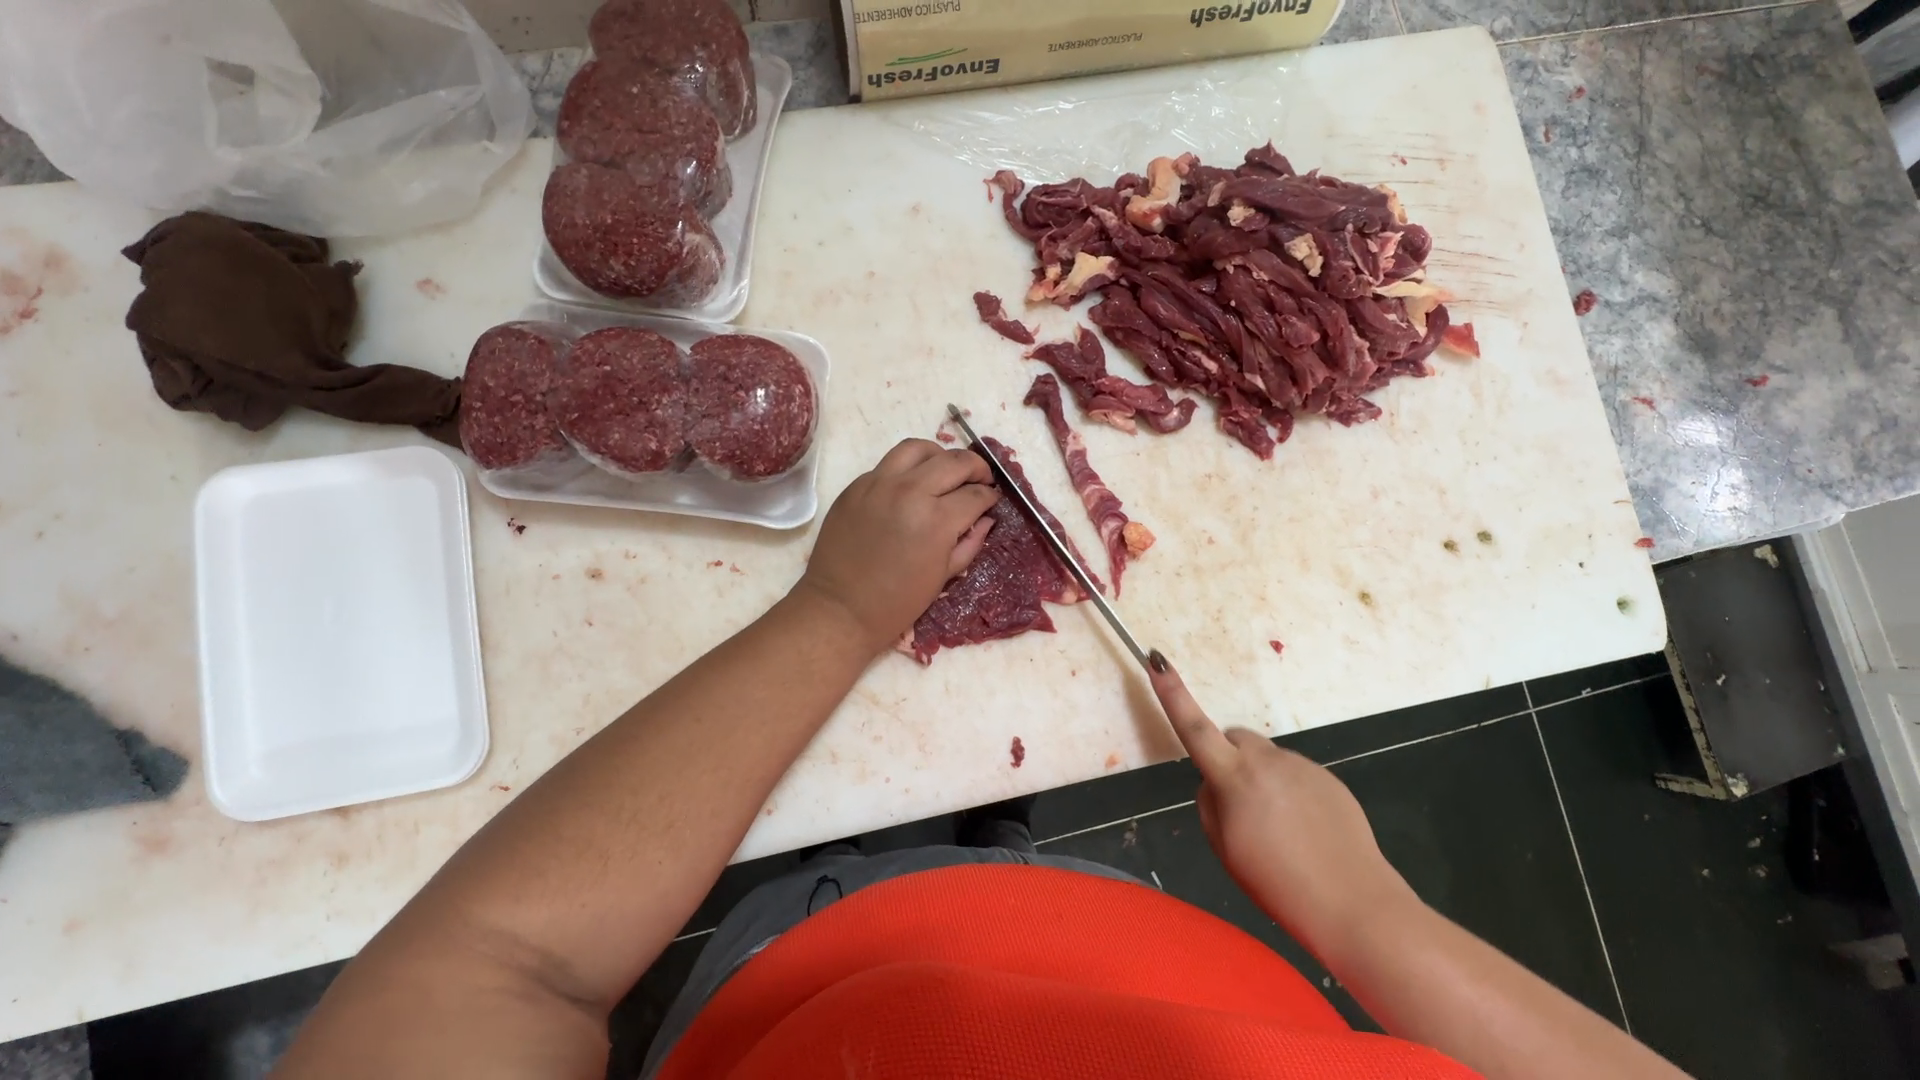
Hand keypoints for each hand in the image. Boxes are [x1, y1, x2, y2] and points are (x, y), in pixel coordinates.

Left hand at [794, 439, 999, 653]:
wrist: (841, 608)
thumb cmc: (898, 602)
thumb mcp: (944, 576)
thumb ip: (970, 542)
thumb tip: (985, 518)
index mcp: (937, 519)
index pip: (975, 494)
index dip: (990, 496)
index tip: (992, 500)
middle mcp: (910, 491)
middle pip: (954, 461)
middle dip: (975, 468)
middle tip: (980, 479)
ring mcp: (878, 484)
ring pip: (918, 448)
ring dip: (939, 456)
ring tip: (944, 471)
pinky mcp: (855, 486)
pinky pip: (887, 465)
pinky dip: (906, 470)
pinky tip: (910, 488)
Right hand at [1149, 655, 1419, 953]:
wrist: (1353, 903)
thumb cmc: (1276, 882)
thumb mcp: (1225, 848)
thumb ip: (1210, 805)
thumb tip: (1216, 783)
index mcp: (1234, 778)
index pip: (1194, 728)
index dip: (1171, 693)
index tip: (1156, 659)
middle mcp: (1268, 760)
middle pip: (1235, 740)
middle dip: (1227, 758)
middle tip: (1236, 806)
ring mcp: (1303, 766)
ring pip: (1266, 760)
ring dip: (1260, 780)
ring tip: (1278, 831)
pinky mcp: (1329, 779)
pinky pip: (1295, 775)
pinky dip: (1289, 794)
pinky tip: (1304, 832)